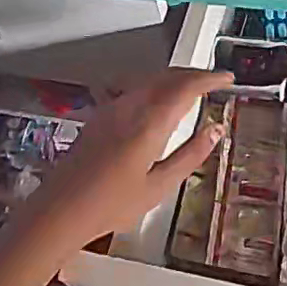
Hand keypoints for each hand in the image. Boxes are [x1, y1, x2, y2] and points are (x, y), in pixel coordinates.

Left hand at [20, 68, 232, 249]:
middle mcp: (130, 107)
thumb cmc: (110, 205)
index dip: (210, 78)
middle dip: (194, 74)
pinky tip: (158, 100)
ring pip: (150, 79)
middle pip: (168, 76)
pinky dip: (155, 86)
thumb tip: (215, 131)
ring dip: (175, 78)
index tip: (227, 78)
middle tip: (215, 82)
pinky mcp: (100, 116)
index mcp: (150, 123)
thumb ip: (190, 155)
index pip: (186, 87)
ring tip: (192, 88)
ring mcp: (112, 109)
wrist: (59, 211)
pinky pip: (134, 88)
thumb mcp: (159, 186)